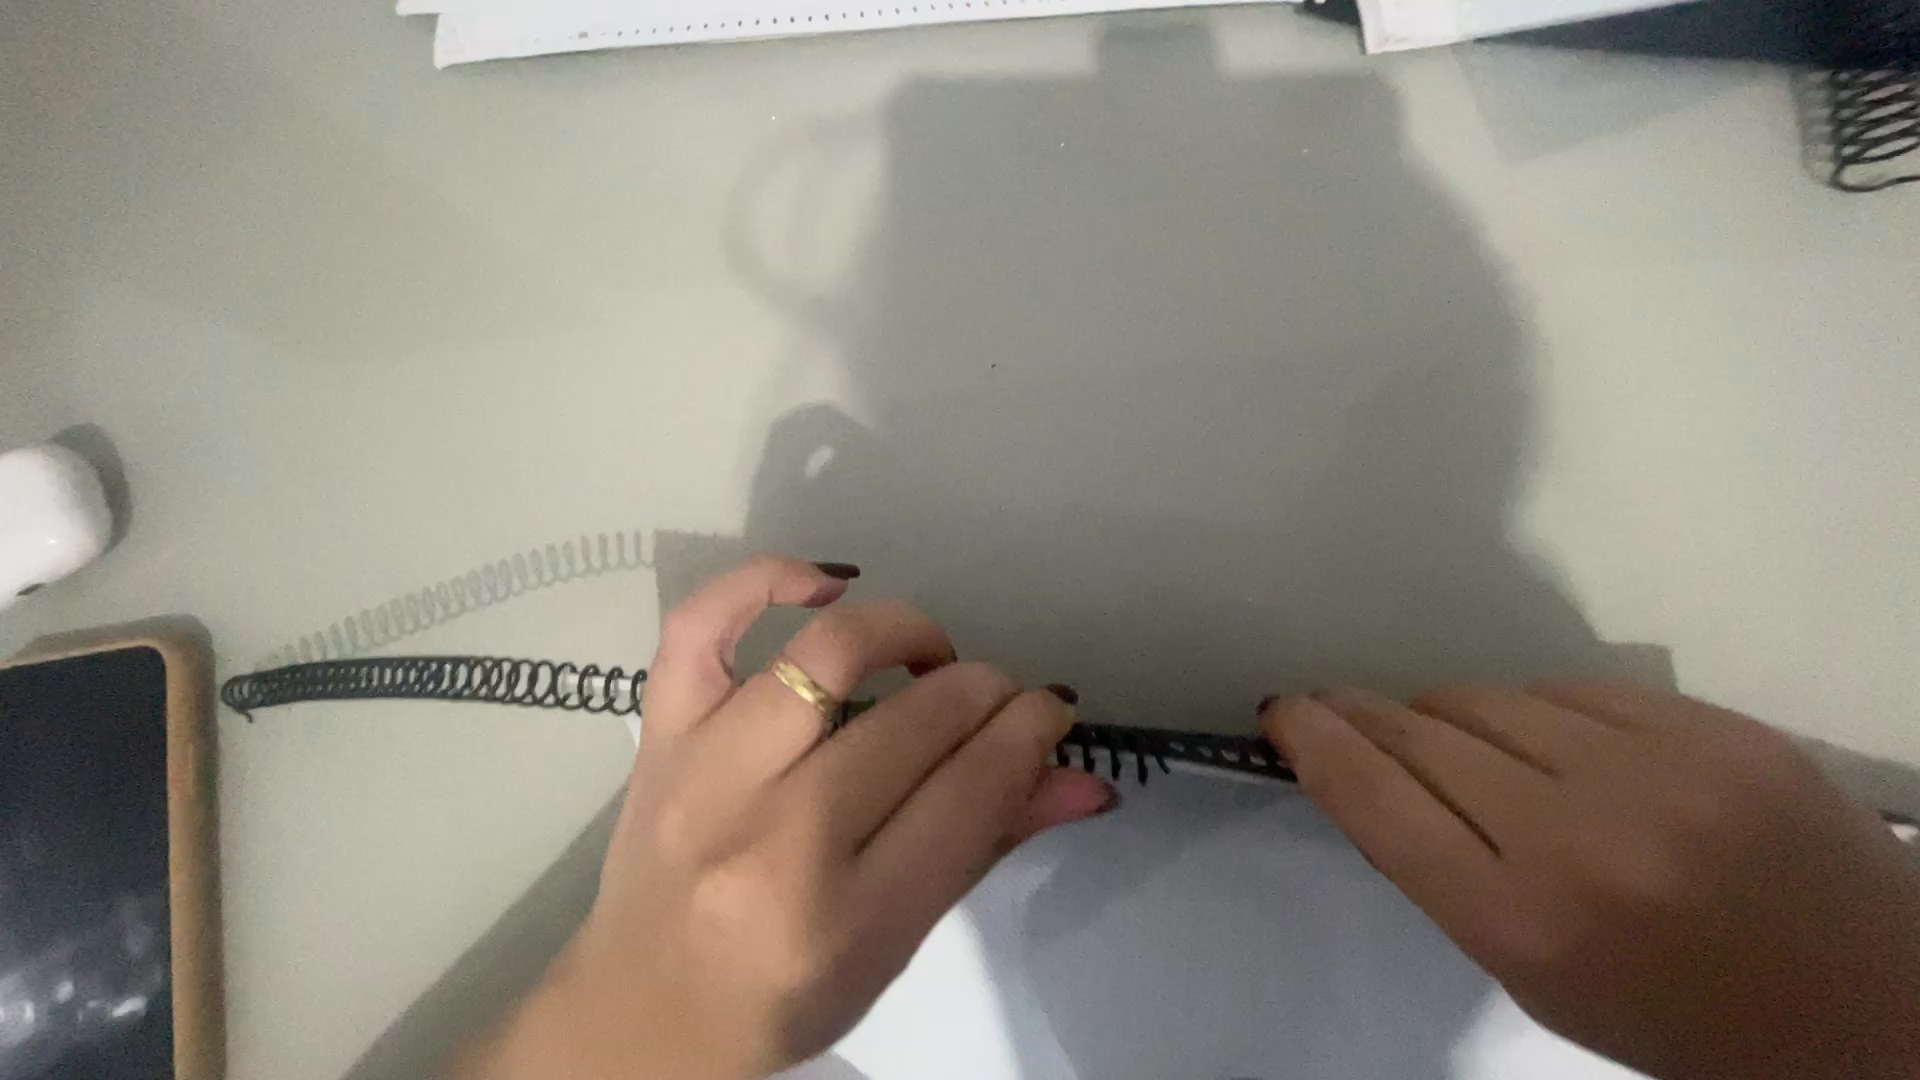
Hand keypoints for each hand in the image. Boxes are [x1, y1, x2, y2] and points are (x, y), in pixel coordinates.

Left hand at [452, 556, 1115, 1079]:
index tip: (1050, 707)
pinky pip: (700, 624)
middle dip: (986, 690)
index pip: (970, 790)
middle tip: (999, 695)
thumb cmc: (784, 995)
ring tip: (928, 652)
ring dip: (905, 631)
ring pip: (829, 655)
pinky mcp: (658, 734)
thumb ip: (990, 844)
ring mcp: (703, 773)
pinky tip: (825, 585)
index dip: (1030, 732)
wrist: (642, 1017)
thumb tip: (1084, 778)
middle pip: (915, 721)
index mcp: (843, 916)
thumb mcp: (899, 943)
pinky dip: (766, 579)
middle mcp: (773, 837)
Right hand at [1261, 680, 1919, 1079]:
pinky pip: (1566, 688)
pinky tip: (1551, 742)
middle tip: (1332, 706)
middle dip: (1358, 714)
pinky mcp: (1717, 731)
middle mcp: (1580, 839)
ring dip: (1447, 715)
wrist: (1890, 1022)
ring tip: (1461, 743)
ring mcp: (1658, 774)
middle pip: (1417, 733)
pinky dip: (1534, 710)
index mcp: (1522, 921)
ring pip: (1482, 697)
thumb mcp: (1529, 973)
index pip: (1374, 796)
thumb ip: (1438, 868)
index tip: (1283, 710)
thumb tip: (1363, 769)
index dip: (1313, 739)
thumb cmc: (1675, 1019)